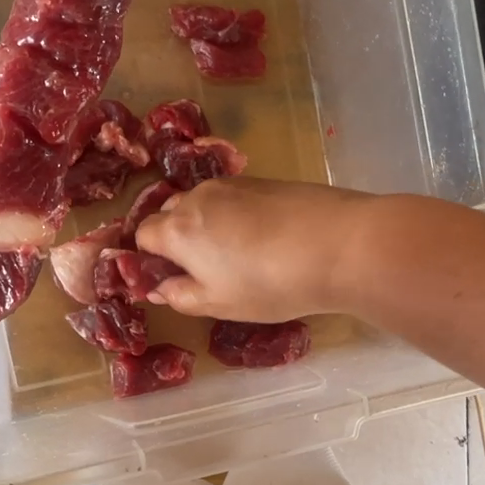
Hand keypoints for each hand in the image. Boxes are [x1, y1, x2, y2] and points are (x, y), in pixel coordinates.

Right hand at [133, 177, 380, 321]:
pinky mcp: (264, 180)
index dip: (149, 259)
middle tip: (202, 272)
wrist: (341, 245)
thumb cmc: (270, 284)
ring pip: (203, 204)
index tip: (170, 280)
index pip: (143, 235)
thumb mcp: (219, 303)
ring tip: (236, 257)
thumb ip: (180, 295)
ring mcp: (233, 184)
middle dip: (175, 239)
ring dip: (206, 227)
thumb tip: (157, 288)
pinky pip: (232, 199)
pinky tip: (262, 241)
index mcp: (178, 229)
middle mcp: (198, 197)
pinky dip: (234, 217)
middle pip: (170, 214)